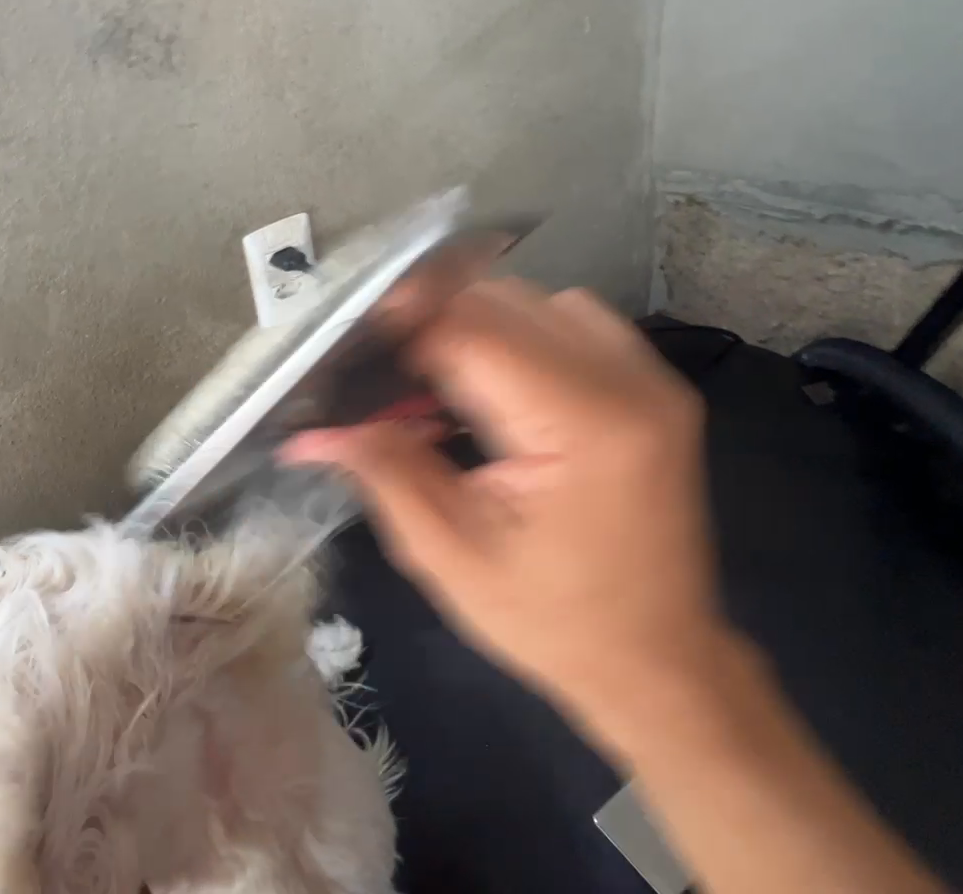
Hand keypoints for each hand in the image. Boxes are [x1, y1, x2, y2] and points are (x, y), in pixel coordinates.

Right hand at [283, 280, 724, 719]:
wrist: (656, 662)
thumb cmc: (549, 619)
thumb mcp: (445, 553)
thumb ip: (382, 472)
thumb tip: (306, 434)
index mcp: (580, 426)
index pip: (471, 331)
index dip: (400, 329)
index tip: (345, 353)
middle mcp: (626, 384)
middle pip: (503, 302)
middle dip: (428, 325)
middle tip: (375, 373)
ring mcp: (649, 381)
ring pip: (536, 300)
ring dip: (471, 323)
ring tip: (423, 376)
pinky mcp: (651, 390)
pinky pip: (572, 322)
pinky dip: (515, 333)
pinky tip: (483, 380)